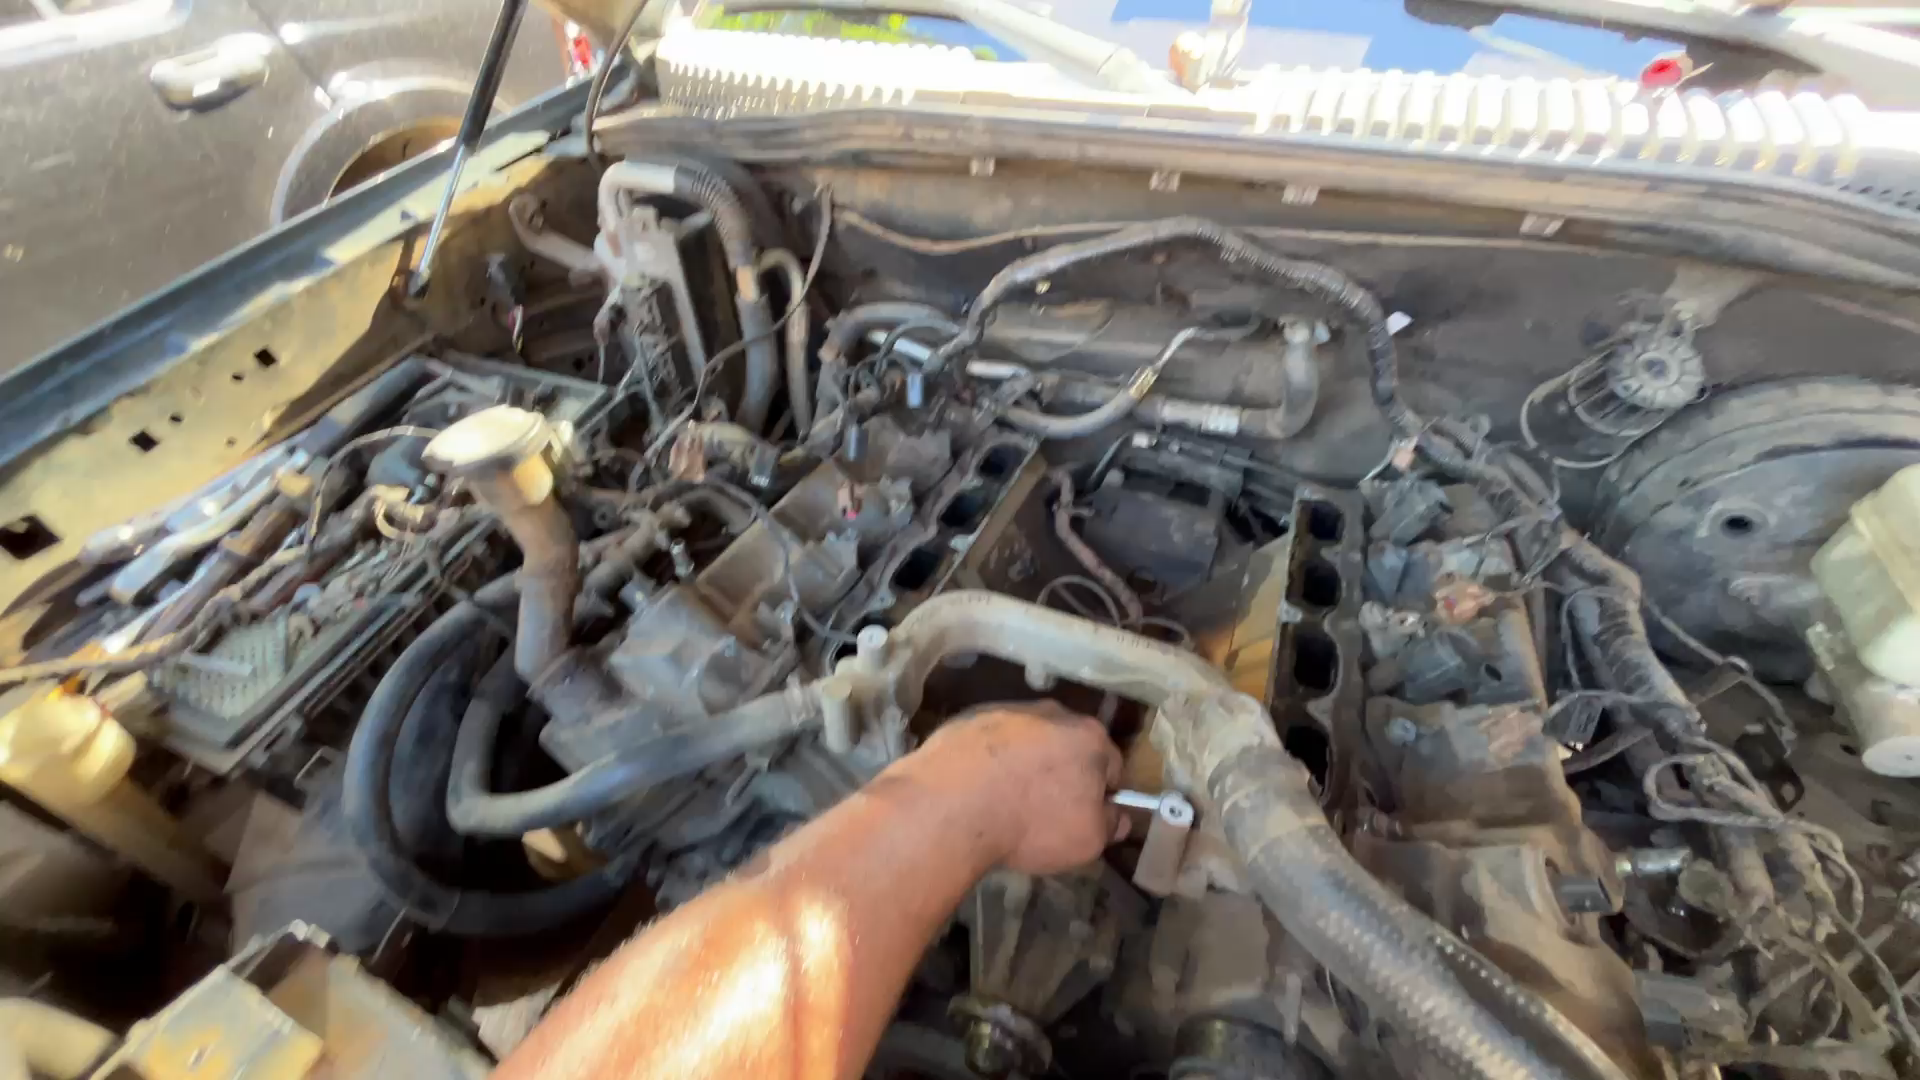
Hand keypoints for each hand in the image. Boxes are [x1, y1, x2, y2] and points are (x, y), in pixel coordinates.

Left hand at [887, 701, 1125, 875]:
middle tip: (1044, 810)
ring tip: (1005, 800)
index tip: (1085, 816)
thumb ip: (1110, 824)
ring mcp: (1008, 710)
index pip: (1112, 765)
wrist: (952, 803)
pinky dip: (990, 759)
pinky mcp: (970, 717)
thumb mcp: (1087, 840)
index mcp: (1089, 736)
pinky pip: (992, 741)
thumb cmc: (1032, 823)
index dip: (1102, 794)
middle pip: (1068, 745)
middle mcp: (1052, 712)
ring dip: (1025, 763)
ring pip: (1028, 740)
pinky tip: (977, 788)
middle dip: (1062, 772)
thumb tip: (1117, 815)